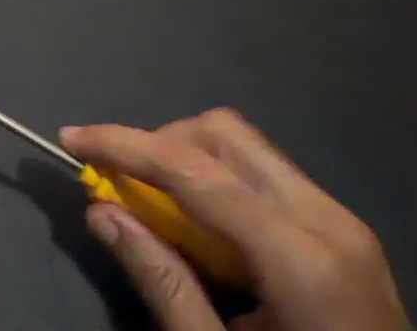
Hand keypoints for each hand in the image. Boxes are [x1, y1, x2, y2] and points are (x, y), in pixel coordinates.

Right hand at [61, 109, 408, 330]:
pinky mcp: (346, 232)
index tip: (70, 139)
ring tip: (159, 210)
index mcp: (300, 260)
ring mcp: (344, 222)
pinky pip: (267, 175)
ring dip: (189, 160)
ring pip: (246, 146)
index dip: (123, 145)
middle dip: (161, 144)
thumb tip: (102, 212)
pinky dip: (221, 182)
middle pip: (224, 134)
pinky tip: (205, 229)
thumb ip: (163, 283)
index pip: (193, 170)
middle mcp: (328, 220)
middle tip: (121, 185)